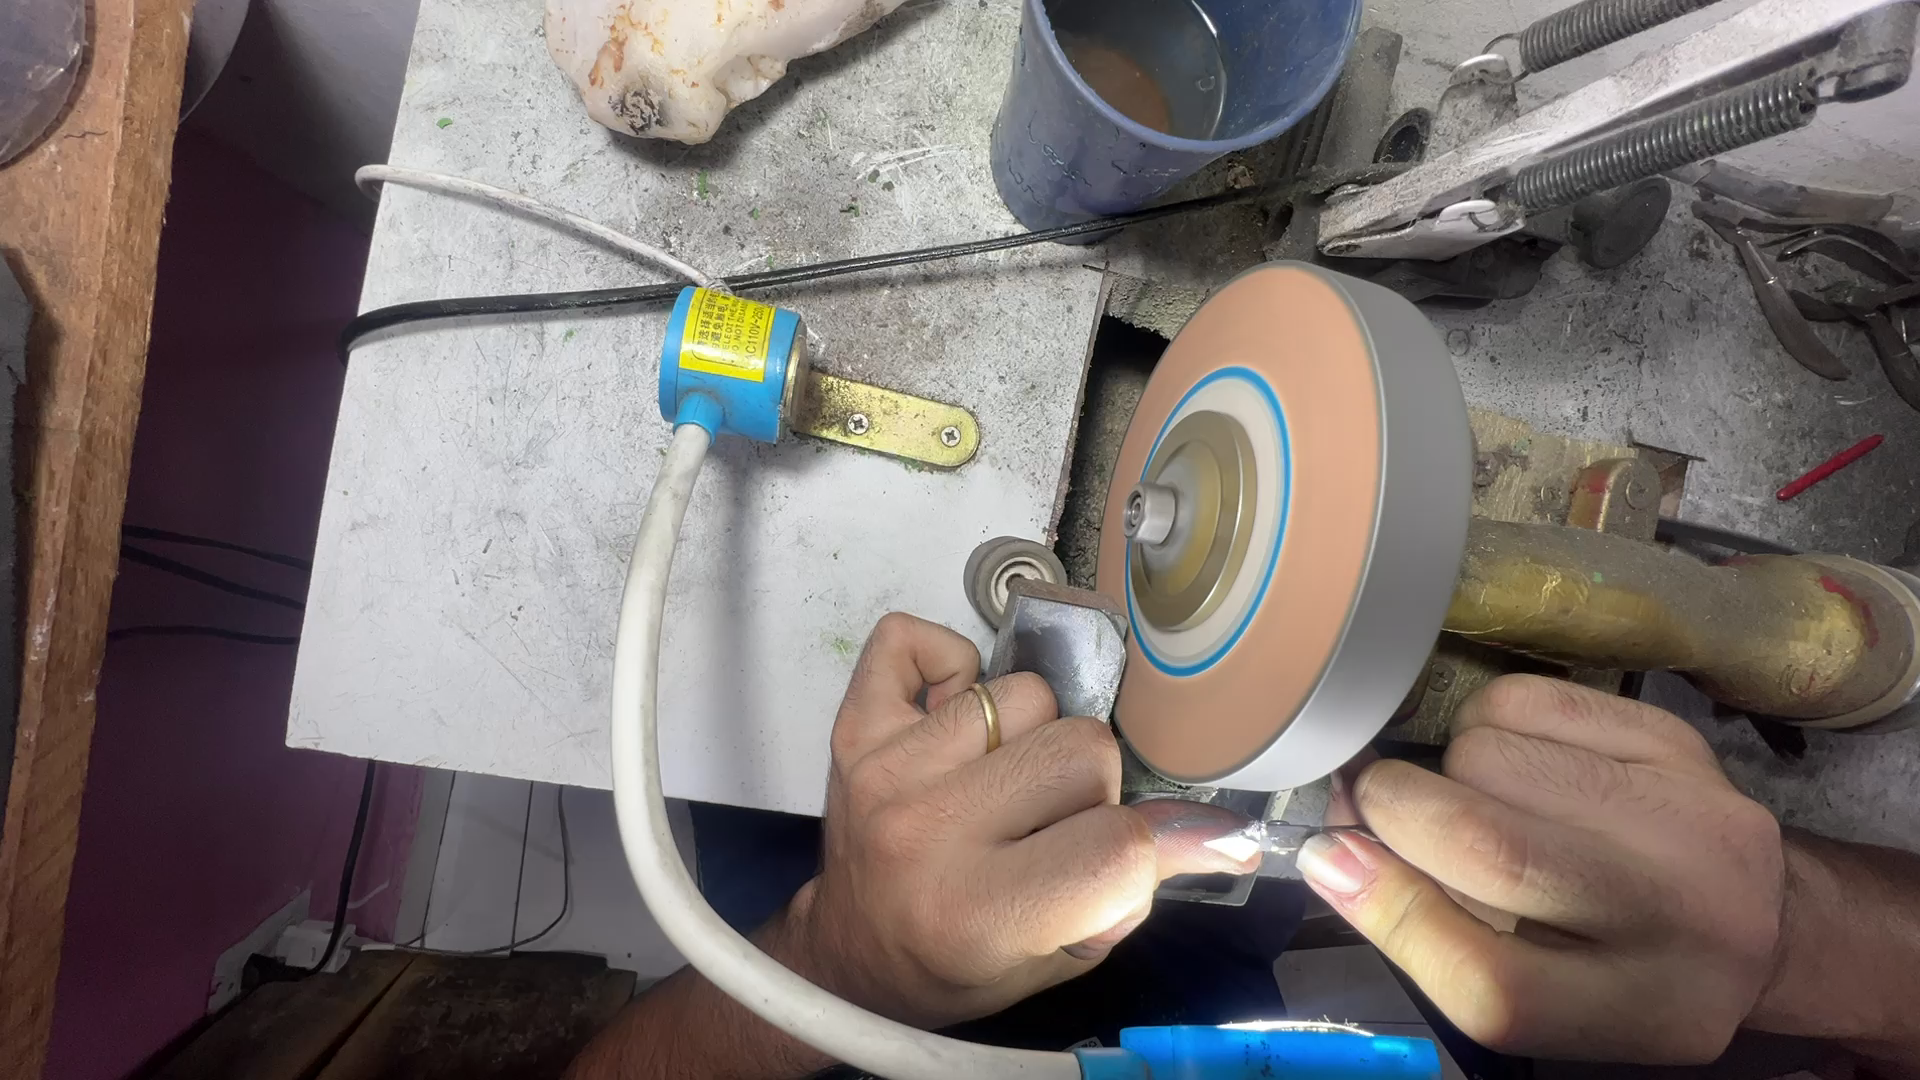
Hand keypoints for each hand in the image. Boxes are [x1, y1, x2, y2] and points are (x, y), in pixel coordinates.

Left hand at [765, 613, 1256, 1029]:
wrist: (855, 948)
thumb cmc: (961, 961)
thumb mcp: (1061, 954)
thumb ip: (1136, 889)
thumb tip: (1226, 831)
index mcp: (976, 912)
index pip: (1118, 845)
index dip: (1131, 848)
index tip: (1103, 858)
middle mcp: (924, 831)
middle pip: (1080, 746)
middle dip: (1085, 783)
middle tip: (1048, 817)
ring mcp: (884, 768)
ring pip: (1022, 692)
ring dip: (1029, 731)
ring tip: (997, 776)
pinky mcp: (853, 724)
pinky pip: (912, 638)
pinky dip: (947, 665)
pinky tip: (948, 717)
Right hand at [1299, 675, 1784, 1062]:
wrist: (1737, 902)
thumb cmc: (1601, 951)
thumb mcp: (1519, 983)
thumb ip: (1415, 928)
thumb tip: (1326, 852)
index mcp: (1638, 1008)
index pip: (1489, 979)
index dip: (1387, 909)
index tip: (1333, 856)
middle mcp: (1685, 916)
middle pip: (1480, 838)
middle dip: (1399, 806)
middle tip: (1401, 812)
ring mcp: (1688, 811)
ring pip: (1482, 751)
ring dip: (1452, 766)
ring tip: (1489, 795)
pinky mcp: (1670, 736)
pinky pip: (1514, 698)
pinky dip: (1487, 721)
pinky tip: (1522, 757)